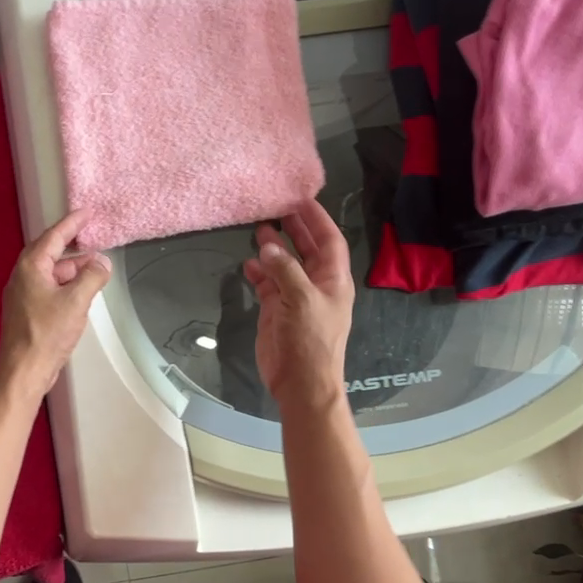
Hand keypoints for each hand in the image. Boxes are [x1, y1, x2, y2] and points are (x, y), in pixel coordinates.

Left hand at [0, 209, 111, 400]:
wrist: (23, 370)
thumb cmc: (46, 335)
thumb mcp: (77, 301)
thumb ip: (92, 277)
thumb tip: (102, 263)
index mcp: (31, 267)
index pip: (54, 236)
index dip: (72, 224)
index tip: (87, 214)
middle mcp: (22, 277)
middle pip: (49, 253)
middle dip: (72, 247)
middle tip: (91, 239)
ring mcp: (21, 296)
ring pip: (49, 273)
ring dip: (70, 269)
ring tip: (93, 269)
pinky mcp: (26, 313)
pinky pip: (47, 290)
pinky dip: (64, 286)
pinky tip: (79, 293)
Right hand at [243, 199, 354, 414]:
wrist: (300, 383)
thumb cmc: (310, 341)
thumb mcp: (301, 300)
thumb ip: (285, 270)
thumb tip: (268, 247)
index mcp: (333, 280)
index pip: (329, 240)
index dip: (317, 219)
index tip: (300, 199)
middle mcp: (316, 285)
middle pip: (307, 250)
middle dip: (293, 230)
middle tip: (275, 208)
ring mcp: (295, 299)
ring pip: (285, 266)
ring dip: (273, 250)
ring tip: (257, 230)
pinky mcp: (276, 313)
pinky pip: (269, 286)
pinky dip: (259, 274)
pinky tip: (249, 265)